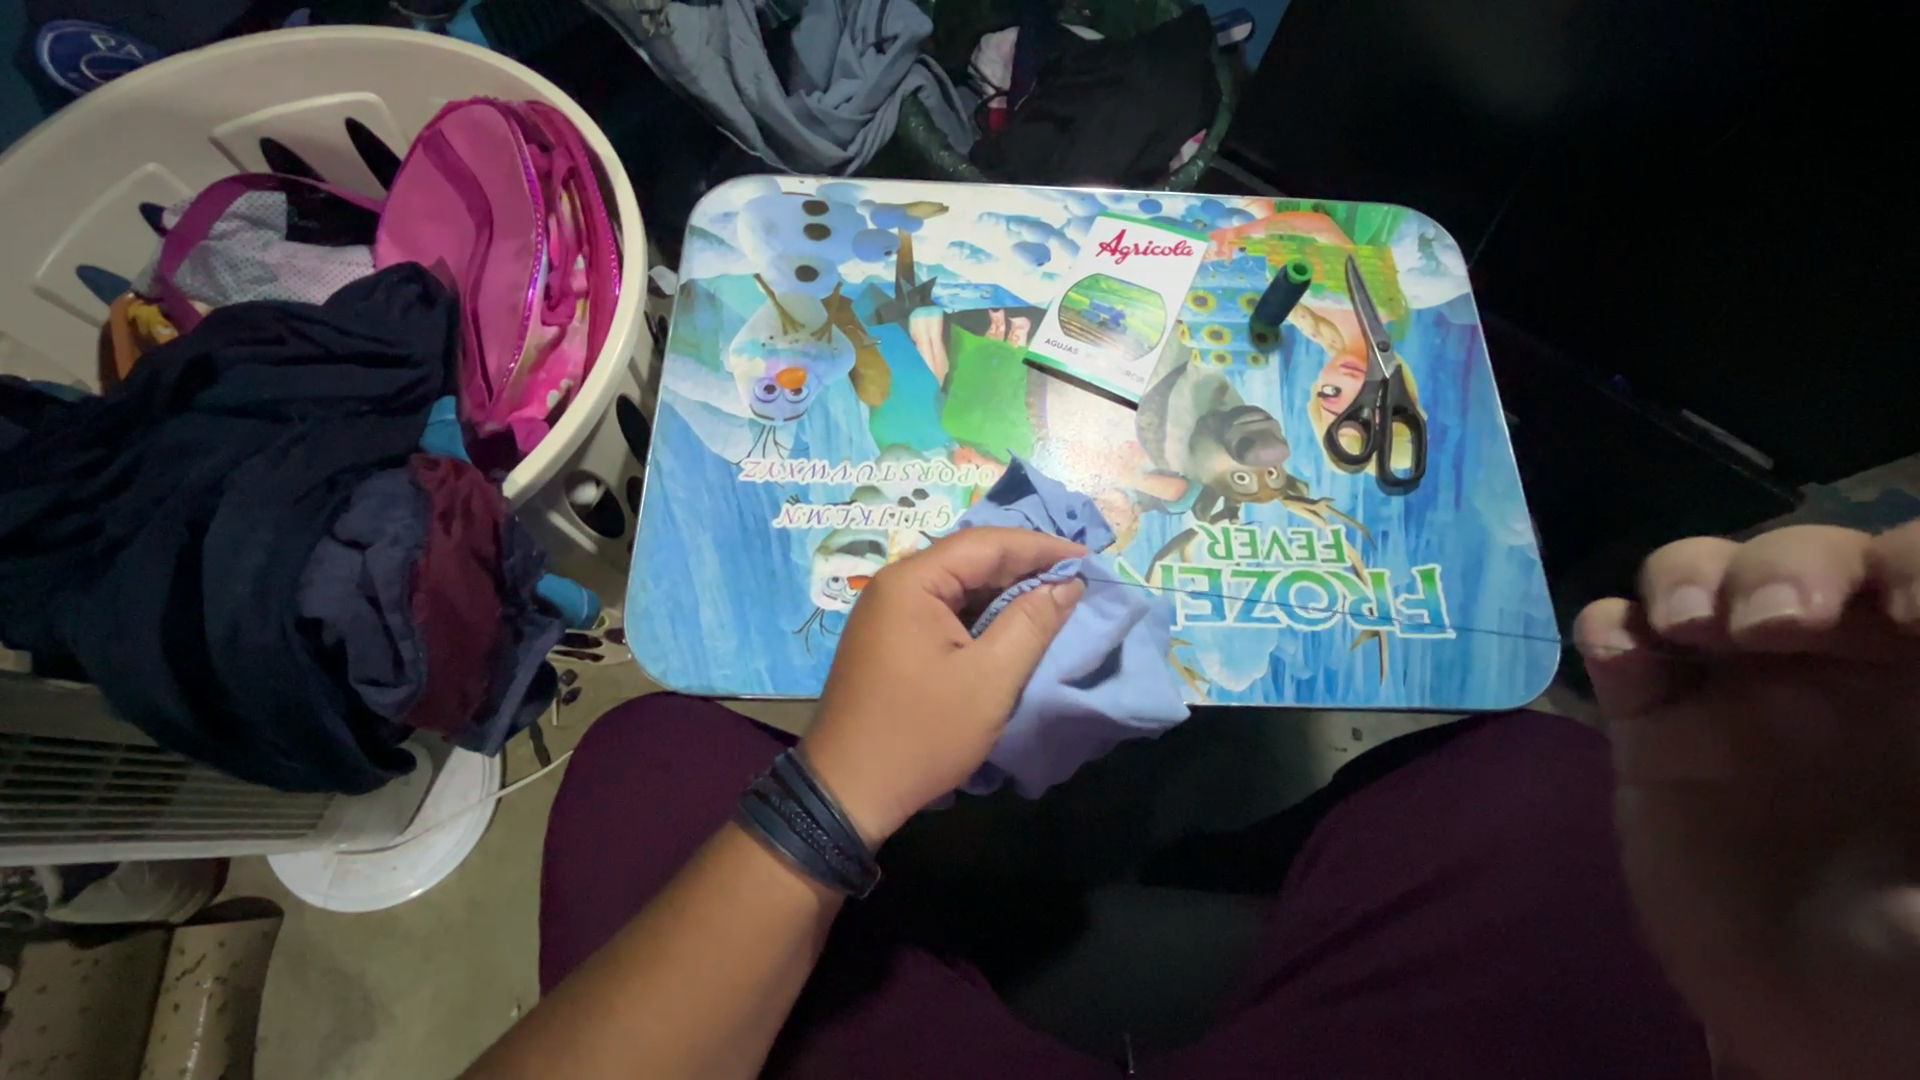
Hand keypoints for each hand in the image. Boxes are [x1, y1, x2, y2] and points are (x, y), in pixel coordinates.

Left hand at [798, 527, 1085, 847]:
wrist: (848, 791)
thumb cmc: (922, 733)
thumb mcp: (989, 680)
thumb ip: (1031, 623)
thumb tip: (1067, 583)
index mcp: (912, 582)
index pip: (986, 544)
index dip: (1040, 546)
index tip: (1086, 558)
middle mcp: (895, 584)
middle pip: (969, 559)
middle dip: (1025, 566)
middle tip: (1076, 578)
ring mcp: (888, 611)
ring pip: (958, 585)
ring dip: (1004, 590)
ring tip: (1054, 597)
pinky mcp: (890, 636)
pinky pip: (943, 609)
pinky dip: (981, 613)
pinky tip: (1011, 623)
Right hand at [1575, 522, 1919, 1079]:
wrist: (1831, 1037)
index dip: (1914, 562)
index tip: (1902, 614)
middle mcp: (1843, 664)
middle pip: (1805, 554)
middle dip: (1787, 567)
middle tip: (1776, 627)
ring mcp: (1734, 692)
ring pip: (1697, 577)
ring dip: (1687, 578)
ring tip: (1691, 629)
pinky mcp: (1650, 726)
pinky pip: (1615, 645)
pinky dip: (1609, 631)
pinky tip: (1624, 664)